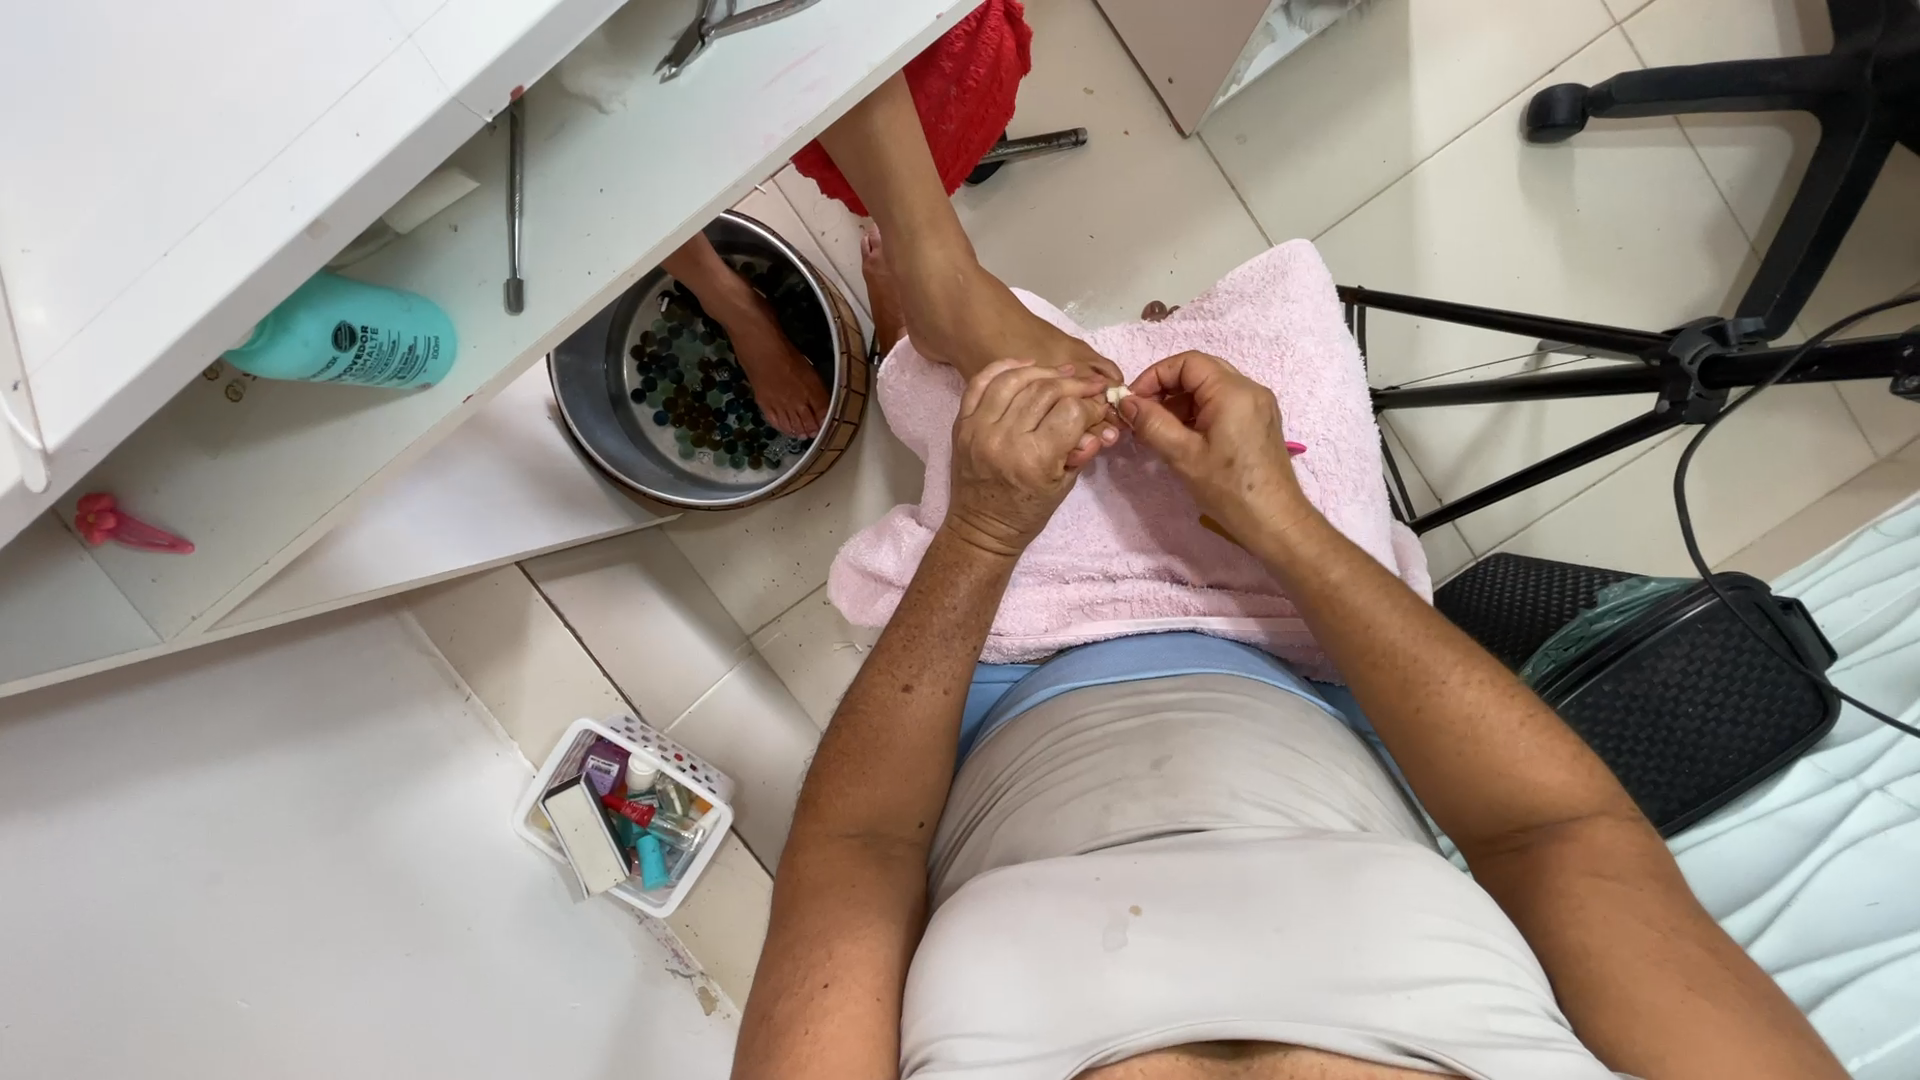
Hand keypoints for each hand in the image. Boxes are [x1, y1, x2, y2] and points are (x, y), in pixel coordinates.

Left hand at [944, 360, 1113, 558]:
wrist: (981, 527)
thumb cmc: (1026, 512)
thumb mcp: (1063, 487)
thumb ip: (1082, 450)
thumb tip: (1103, 421)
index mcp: (1033, 460)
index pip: (1071, 412)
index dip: (1091, 405)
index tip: (1100, 406)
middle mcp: (1004, 439)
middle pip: (1045, 391)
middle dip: (1074, 384)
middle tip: (1089, 385)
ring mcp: (979, 429)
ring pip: (1015, 380)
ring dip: (1043, 371)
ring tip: (1063, 372)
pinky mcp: (962, 424)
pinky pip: (981, 383)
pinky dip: (1004, 368)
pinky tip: (1026, 366)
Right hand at [1119, 351, 1315, 542]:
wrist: (1273, 520)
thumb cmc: (1228, 489)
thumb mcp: (1182, 455)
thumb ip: (1151, 423)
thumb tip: (1125, 403)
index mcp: (1233, 391)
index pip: (1187, 362)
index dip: (1154, 376)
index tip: (1133, 402)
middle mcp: (1249, 389)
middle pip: (1199, 370)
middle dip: (1165, 388)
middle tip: (1141, 413)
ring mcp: (1256, 405)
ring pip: (1209, 387)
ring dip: (1179, 402)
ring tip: (1156, 429)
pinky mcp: (1257, 421)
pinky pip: (1221, 403)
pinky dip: (1196, 413)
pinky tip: (1180, 437)